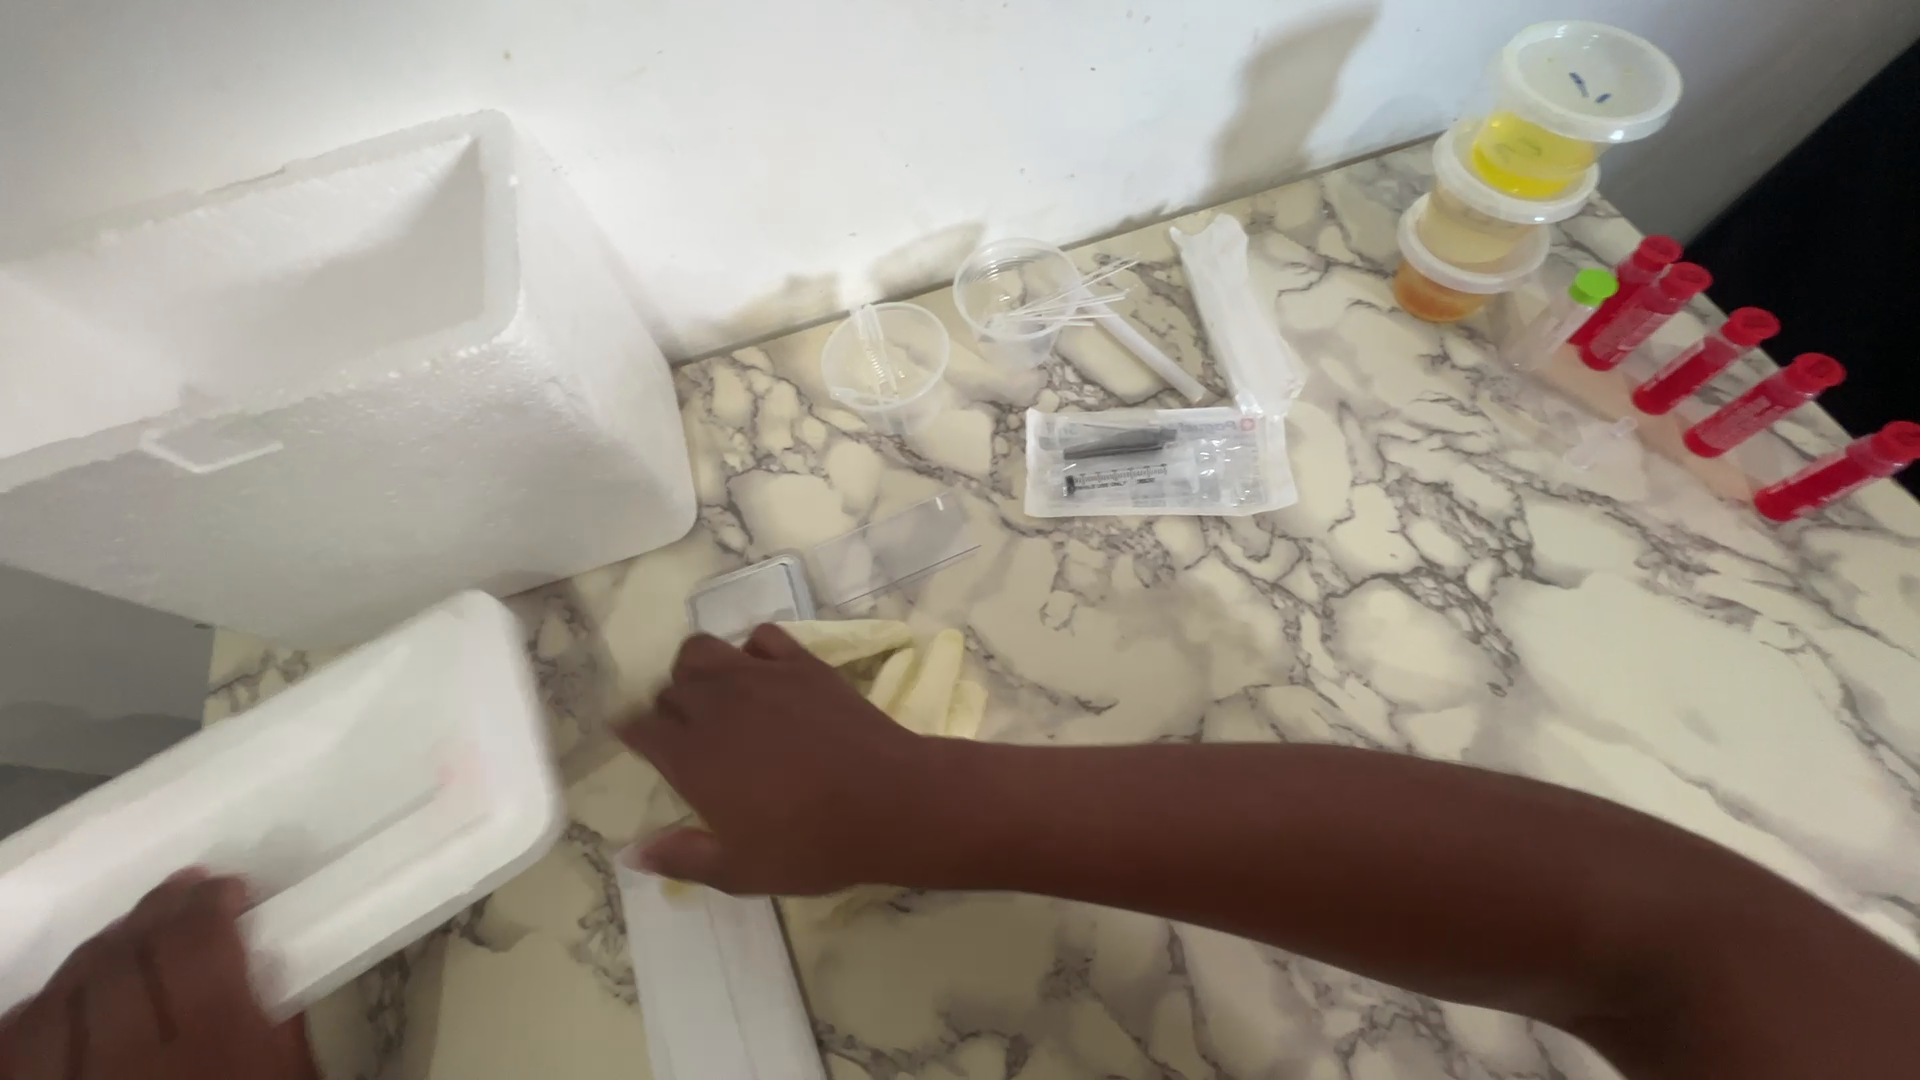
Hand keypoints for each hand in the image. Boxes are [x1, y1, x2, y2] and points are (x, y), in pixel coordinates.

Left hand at [0, 869, 315, 1079]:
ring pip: (50, 1005)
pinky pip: (4, 1057)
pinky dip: (24, 1019)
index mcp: (210, 1047)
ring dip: (92, 956)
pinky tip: (54, 999)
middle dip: (152, 915)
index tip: (228, 889)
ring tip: (126, 934)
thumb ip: (273, 1019)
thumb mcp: (291, 1075)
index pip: (192, 946)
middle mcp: (123, 1068)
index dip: (206, 906)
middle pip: (120, 965)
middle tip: (182, 893)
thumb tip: (255, 953)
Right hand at [618, 624, 949, 895]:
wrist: (888, 800)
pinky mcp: (802, 662)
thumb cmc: (812, 844)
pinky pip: (761, 635)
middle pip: (671, 687)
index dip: (636, 734)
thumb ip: (682, 857)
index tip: (644, 744)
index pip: (640, 727)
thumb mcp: (740, 871)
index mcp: (693, 756)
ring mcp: (761, 675)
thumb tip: (632, 853)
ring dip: (700, 669)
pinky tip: (767, 675)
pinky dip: (753, 649)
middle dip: (670, 707)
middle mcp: (717, 705)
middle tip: (691, 733)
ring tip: (721, 697)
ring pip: (702, 649)